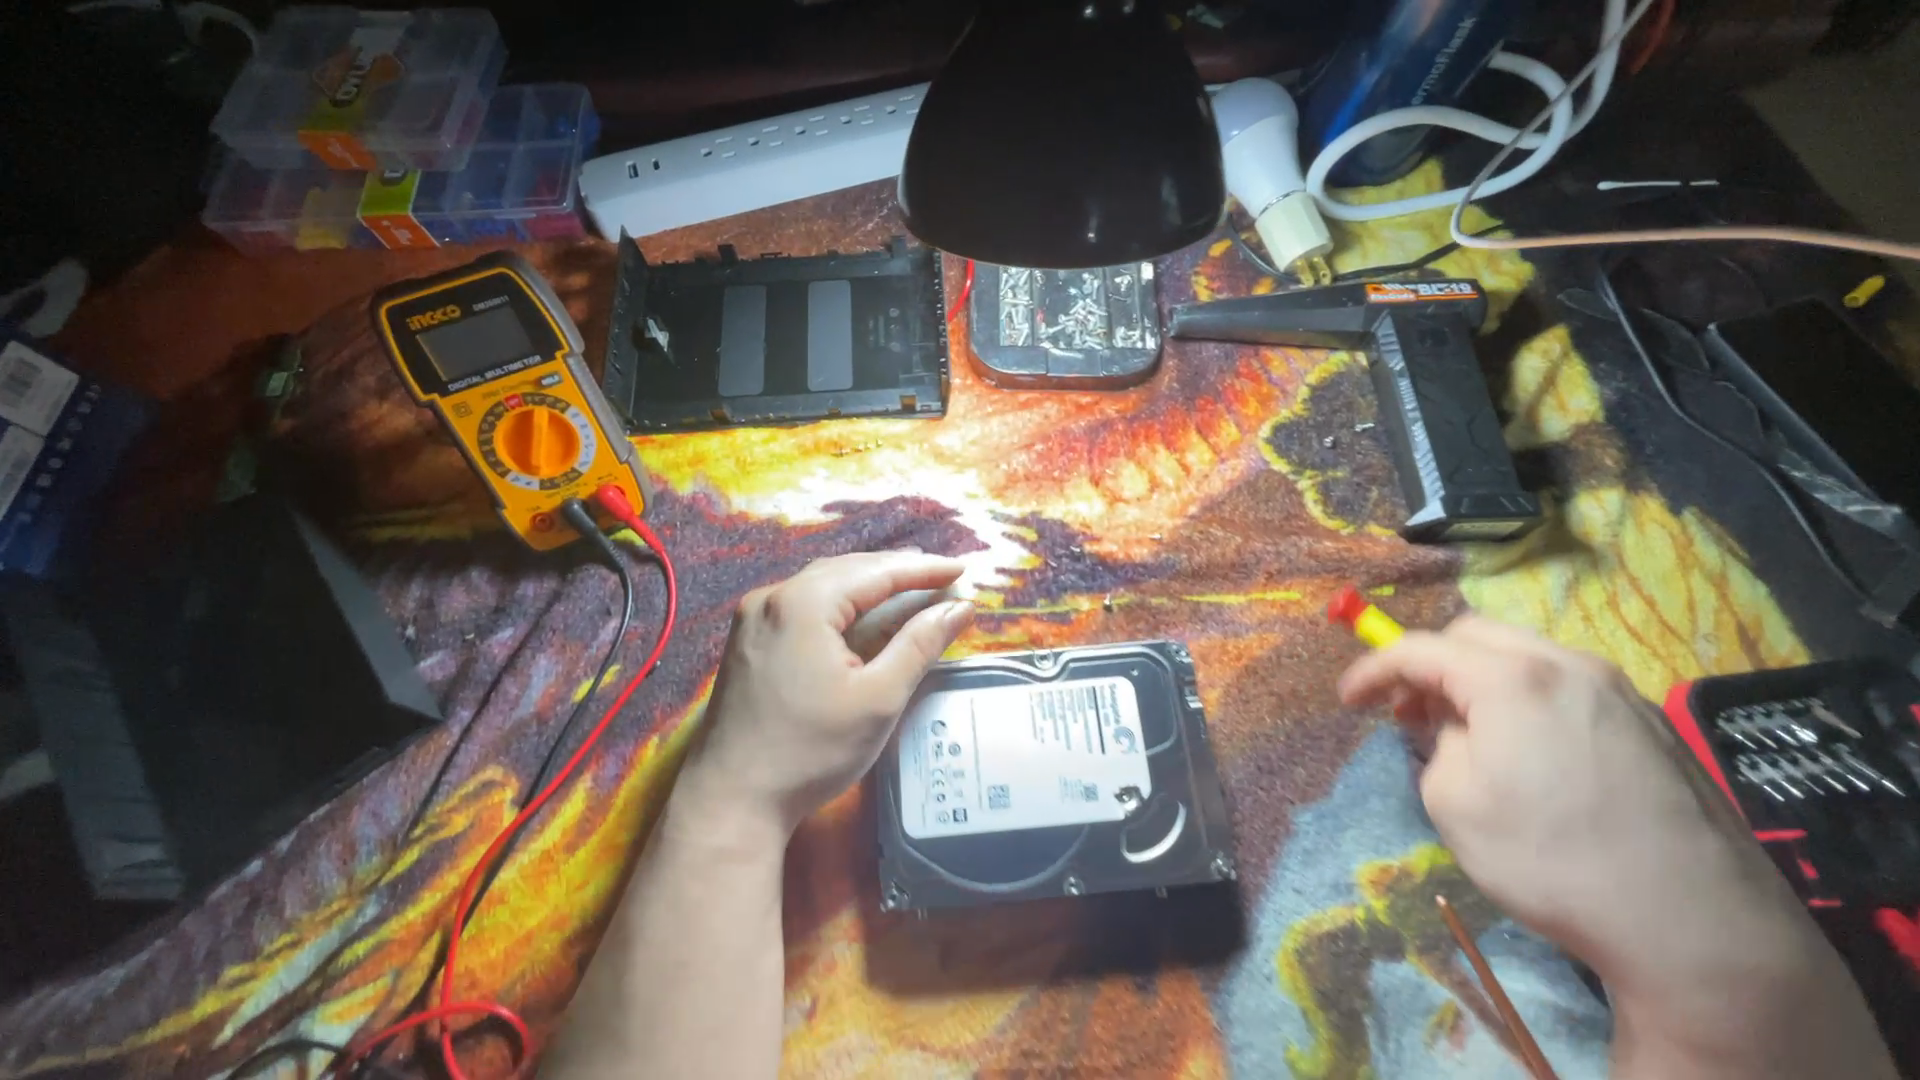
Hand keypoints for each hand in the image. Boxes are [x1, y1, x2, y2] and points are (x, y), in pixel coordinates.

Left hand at [676, 553, 973, 839]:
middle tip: (940, 577)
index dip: (924, 570)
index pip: (877, 572)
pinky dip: (839, 605)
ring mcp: (753, 618)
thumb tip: (959, 608)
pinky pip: (803, 605)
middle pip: (847, 571)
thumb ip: (920, 645)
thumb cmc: (811, 750)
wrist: (732, 800)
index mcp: (804, 603)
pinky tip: (860, 616)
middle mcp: (773, 597)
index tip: (962, 569)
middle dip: (896, 572)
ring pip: (822, 585)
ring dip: (867, 586)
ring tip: (908, 589)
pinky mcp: (747, 640)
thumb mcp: (878, 698)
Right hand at [1336, 616, 1892, 1078]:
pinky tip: (1524, 751)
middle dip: (1428, 663)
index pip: (1420, 649)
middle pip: (1475, 634)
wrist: (1693, 925)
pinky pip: (1564, 686)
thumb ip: (1439, 744)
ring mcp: (1618, 691)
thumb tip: (1457, 729)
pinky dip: (1523, 698)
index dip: (1372, 668)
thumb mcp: (1453, 802)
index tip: (1347, 700)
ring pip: (1524, 655)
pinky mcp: (1649, 724)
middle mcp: (1568, 665)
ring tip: (1464, 731)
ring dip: (1477, 679)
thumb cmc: (1550, 858)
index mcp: (1512, 678)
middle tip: (1407, 710)